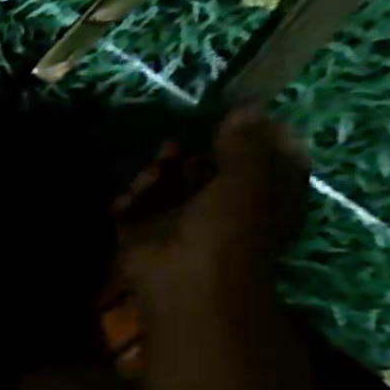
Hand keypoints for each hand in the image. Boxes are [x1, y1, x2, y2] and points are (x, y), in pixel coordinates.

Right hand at [120, 108, 309, 301]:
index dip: (246, 130)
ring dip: (155, 172)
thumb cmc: (228, 228)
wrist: (182, 281)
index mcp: (262, 190)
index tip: (227, 114)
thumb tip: (243, 108)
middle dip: (191, 150)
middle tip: (176, 143)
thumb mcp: (248, 177)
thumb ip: (243, 142)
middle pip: (206, 162)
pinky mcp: (142, 232)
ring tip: (150, 174)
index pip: (261, 150)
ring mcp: (179, 218)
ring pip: (166, 180)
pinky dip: (128, 199)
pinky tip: (126, 199)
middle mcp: (223, 201)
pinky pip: (133, 205)